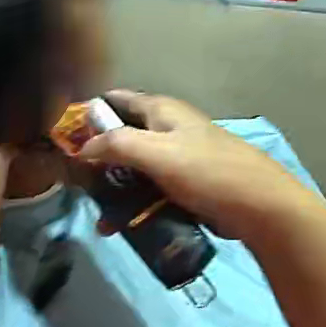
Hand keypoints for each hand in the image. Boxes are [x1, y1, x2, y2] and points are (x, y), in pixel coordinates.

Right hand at [77, 90, 325, 242]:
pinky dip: (137, 206)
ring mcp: (181, 159)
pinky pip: (153, 192)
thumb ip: (116, 145)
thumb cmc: (207, 172)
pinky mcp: (189, 187)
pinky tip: (122, 227)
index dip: (90, 112)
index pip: (118, 99)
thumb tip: (82, 148)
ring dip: (116, 190)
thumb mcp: (157, 153)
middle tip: (75, 182)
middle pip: (124, 137)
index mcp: (163, 111)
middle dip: (99, 159)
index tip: (64, 134)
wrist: (261, 207)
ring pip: (137, 170)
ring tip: (99, 216)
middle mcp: (170, 129)